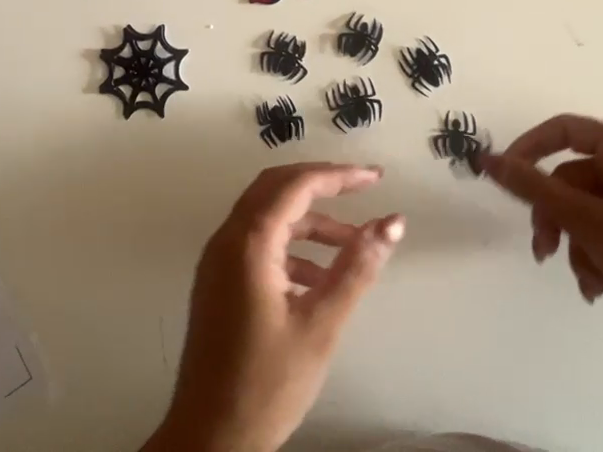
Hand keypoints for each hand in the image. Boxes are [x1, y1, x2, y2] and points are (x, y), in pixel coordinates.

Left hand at [145, 164, 403, 451]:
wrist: (210, 433)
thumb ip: (356, 267)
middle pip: (274, 189)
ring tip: (352, 244)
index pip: (294, 185)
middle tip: (364, 189)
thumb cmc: (268, 382)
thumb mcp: (322, 324)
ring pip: (266, 216)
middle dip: (320, 185)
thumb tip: (391, 223)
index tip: (375, 178)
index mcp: (248, 243)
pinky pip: (256, 243)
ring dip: (308, 221)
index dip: (337, 175)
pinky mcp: (218, 281)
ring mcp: (217, 260)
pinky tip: (319, 278)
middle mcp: (226, 240)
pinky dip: (290, 246)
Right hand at [479, 114, 602, 339]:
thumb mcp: (585, 221)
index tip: (506, 178)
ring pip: (591, 210)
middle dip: (557, 220)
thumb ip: (532, 187)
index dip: (529, 149)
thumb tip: (488, 159)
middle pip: (575, 179)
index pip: (565, 130)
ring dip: (580, 245)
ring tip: (588, 283)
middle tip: (545, 251)